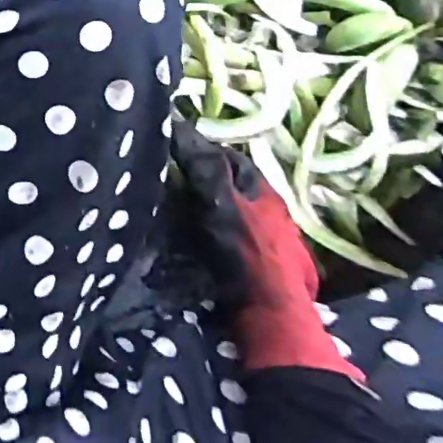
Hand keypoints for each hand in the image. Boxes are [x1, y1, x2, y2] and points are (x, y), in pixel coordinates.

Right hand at [170, 121, 362, 381]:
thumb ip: (201, 162)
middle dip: (202, 180)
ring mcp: (273, 239)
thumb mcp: (219, 200)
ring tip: (177, 213)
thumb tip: (177, 123)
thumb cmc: (245, 253)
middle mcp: (273, 208)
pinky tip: (197, 242)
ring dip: (206, 208)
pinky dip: (213, 233)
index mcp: (264, 187)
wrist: (273, 318)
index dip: (197, 149)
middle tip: (169, 184)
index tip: (169, 153)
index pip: (225, 154)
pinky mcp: (266, 266)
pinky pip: (231, 237)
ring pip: (230, 210)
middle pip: (228, 183)